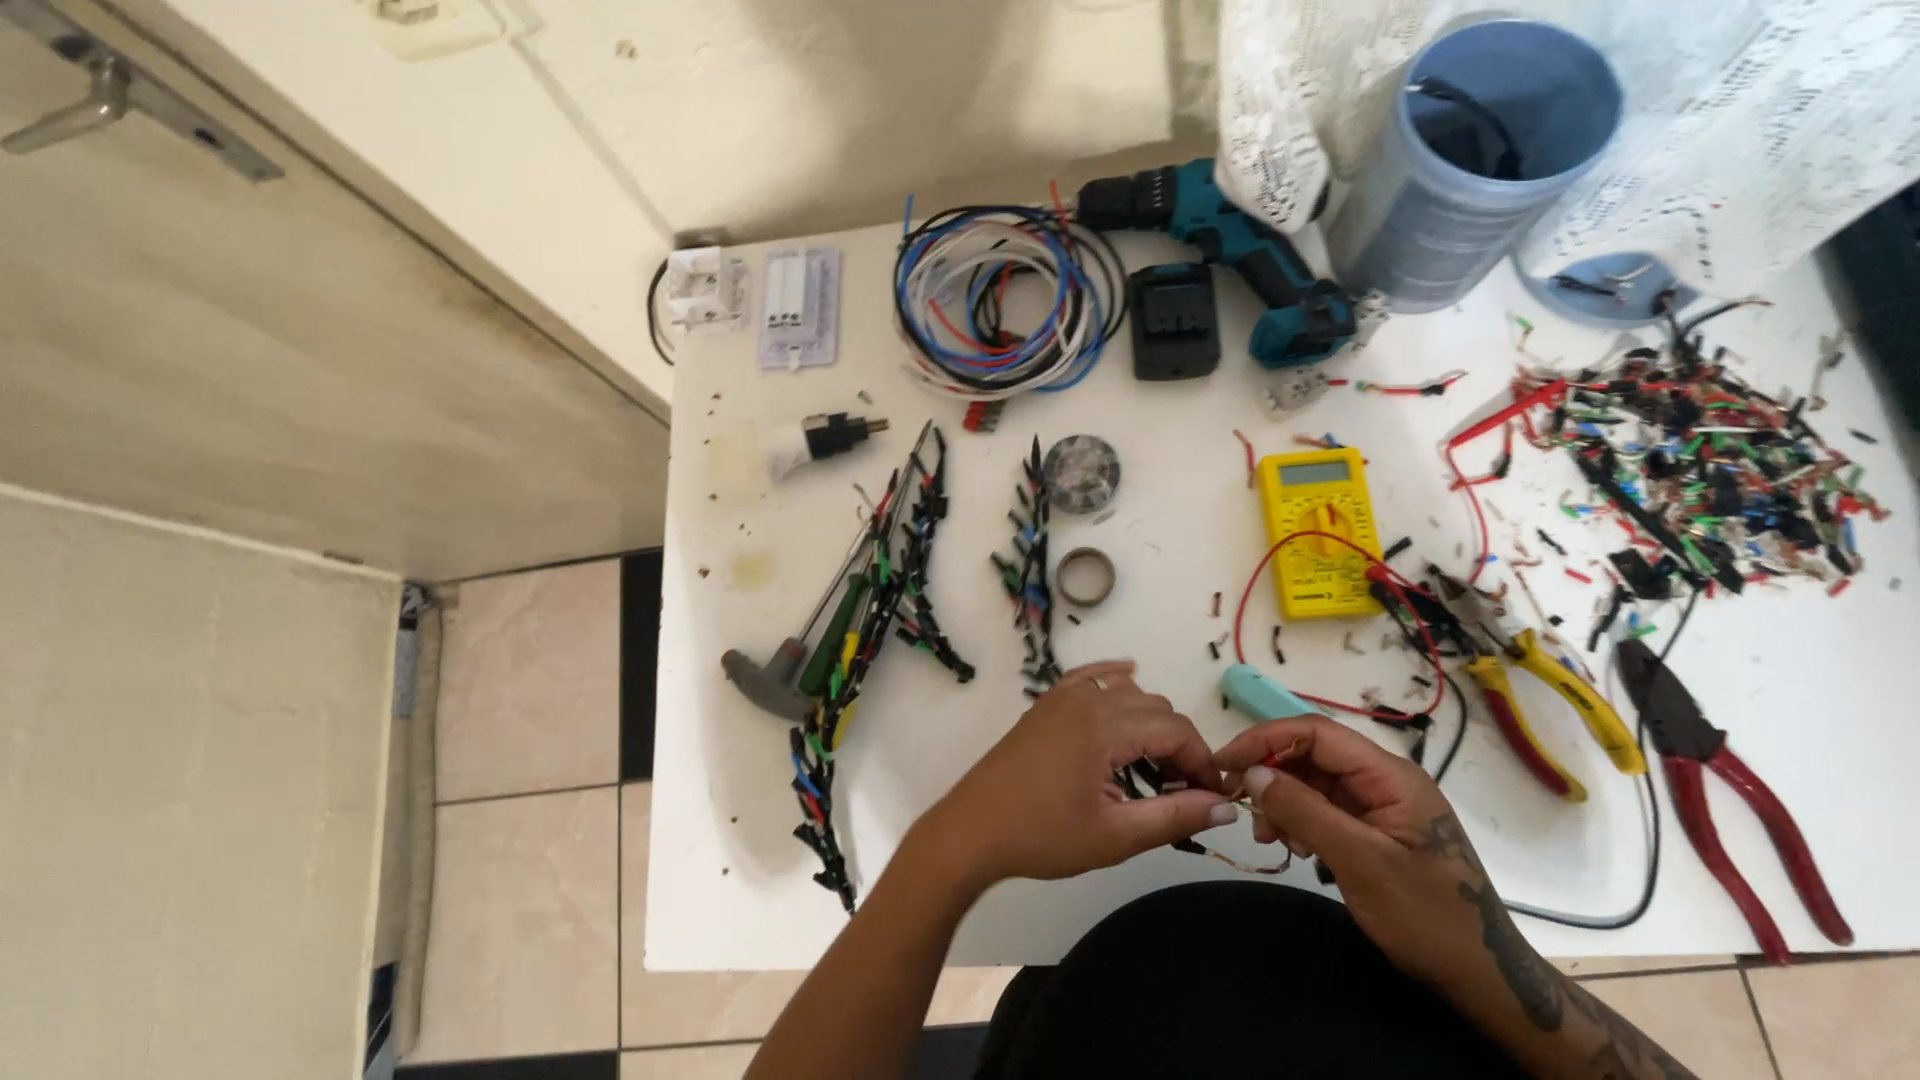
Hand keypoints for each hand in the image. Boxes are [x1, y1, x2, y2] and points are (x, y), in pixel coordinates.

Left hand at [912, 661, 1232, 891]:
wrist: (971, 832)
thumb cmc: (1042, 836)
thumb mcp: (1115, 834)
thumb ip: (1174, 816)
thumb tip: (1225, 807)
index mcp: (1104, 726)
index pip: (1177, 729)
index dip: (1203, 763)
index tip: (1213, 798)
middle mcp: (1086, 699)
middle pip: (1156, 708)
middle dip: (1179, 746)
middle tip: (1182, 792)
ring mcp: (1061, 698)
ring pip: (1126, 692)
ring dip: (1149, 722)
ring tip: (1152, 769)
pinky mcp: (1044, 706)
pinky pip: (1089, 677)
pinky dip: (1114, 679)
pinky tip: (1127, 676)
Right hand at [1213, 716, 1518, 990]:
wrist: (1480, 976)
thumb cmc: (1426, 917)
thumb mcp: (1360, 862)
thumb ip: (1305, 812)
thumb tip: (1253, 774)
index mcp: (1391, 777)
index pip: (1317, 733)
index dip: (1266, 740)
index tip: (1224, 762)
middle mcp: (1384, 781)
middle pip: (1312, 754)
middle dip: (1270, 772)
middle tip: (1236, 802)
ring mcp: (1380, 806)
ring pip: (1313, 781)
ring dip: (1281, 800)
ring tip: (1267, 836)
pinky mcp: (1373, 830)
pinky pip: (1324, 808)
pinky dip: (1298, 820)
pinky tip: (1290, 844)